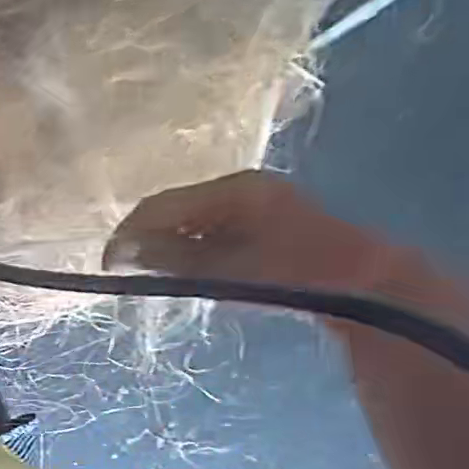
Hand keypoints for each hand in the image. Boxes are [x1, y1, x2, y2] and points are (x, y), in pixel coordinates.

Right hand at [104, 171, 404, 291]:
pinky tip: (183, 270)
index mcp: (229, 189)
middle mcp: (238, 186)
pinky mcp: (258, 217)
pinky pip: (203, 227)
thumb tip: (117, 254)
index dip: (125, 235)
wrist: (362, 282)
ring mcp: (250, 200)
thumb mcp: (218, 269)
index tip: (106, 267)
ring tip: (150, 274)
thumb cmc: (288, 274)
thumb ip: (165, 258)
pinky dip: (184, 246)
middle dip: (142, 239)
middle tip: (126, 272)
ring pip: (184, 220)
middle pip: (169, 210)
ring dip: (162, 245)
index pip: (156, 206)